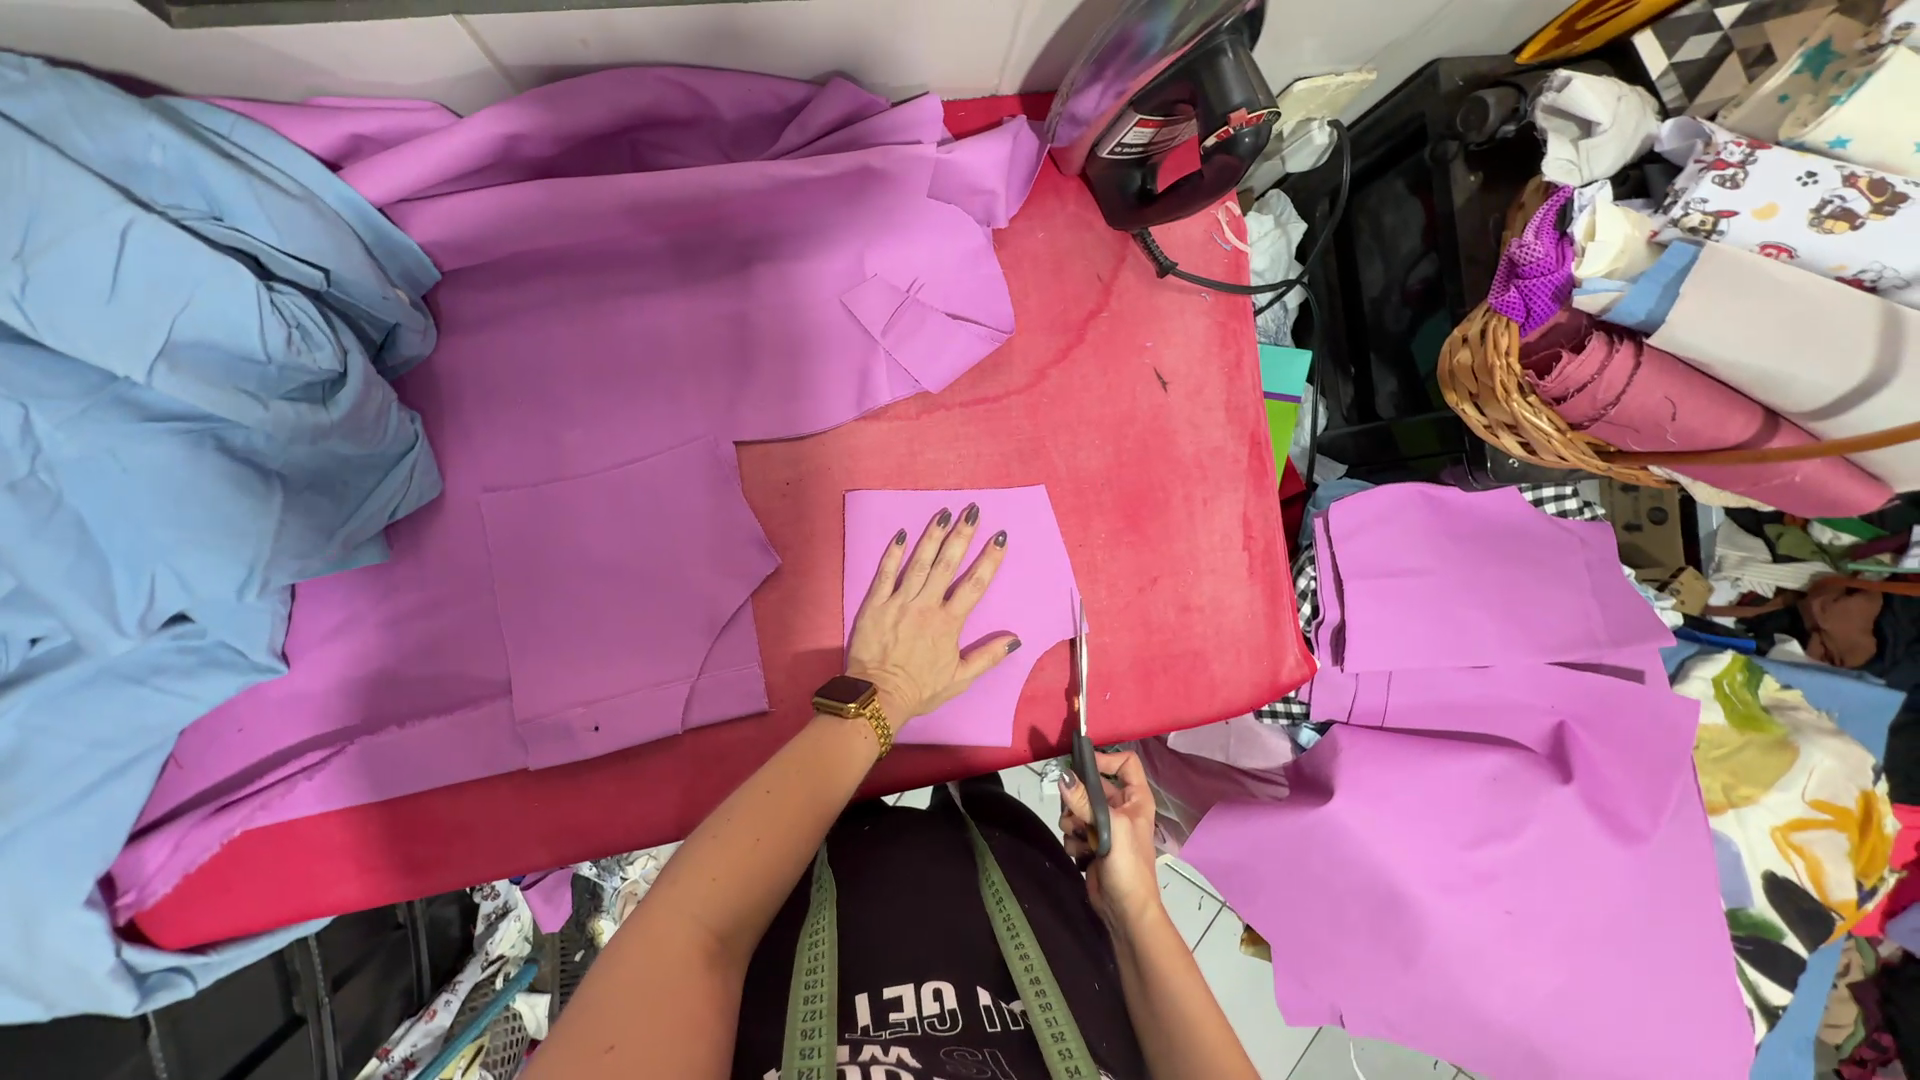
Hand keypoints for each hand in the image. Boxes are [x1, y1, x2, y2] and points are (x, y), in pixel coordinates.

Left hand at [846, 504, 1018, 724]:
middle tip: (972, 511)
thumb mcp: (960, 678)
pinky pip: (885, 573)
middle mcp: (926, 605)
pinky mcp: (875, 604)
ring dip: (932, 536)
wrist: (877, 697)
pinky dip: (893, 553)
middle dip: (961, 535)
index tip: (1000, 537)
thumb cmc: (920, 689)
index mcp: (949, 623)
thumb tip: (1014, 639)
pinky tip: (902, 534)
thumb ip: (987, 657)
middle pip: (947, 564)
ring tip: (944, 513)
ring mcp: (899, 602)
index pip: (974, 584)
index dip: (989, 559)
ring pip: (919, 562)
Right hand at [1058, 750, 1162, 928]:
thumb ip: (1085, 800)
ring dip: (1072, 821)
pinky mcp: (1091, 843)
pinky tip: (1080, 853)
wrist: (1125, 910)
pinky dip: (1073, 839)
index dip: (1105, 759)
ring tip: (1079, 836)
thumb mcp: (1110, 828)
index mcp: (1136, 798)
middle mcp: (1121, 808)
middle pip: (1093, 785)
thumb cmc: (1128, 866)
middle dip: (1079, 797)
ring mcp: (1105, 826)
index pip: (1125, 763)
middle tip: (1072, 809)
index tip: (1081, 766)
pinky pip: (1073, 828)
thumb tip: (1063, 776)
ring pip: (1078, 807)